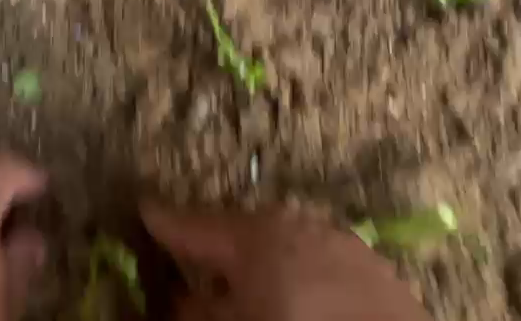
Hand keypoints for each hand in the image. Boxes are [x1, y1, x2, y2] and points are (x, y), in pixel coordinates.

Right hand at [144, 204, 432, 320]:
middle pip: (238, 234)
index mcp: (254, 233)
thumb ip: (200, 311)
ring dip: (260, 268)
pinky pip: (321, 265)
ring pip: (283, 247)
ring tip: (248, 295)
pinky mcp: (378, 273)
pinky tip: (300, 304)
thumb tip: (176, 303)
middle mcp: (295, 224)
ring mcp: (340, 244)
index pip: (192, 223)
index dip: (163, 221)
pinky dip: (301, 280)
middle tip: (194, 272)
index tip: (142, 209)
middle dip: (216, 254)